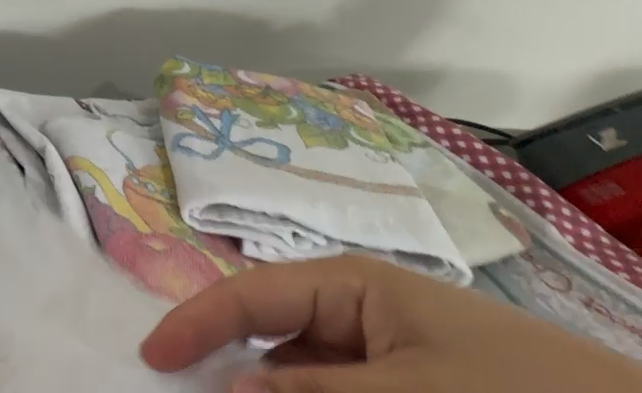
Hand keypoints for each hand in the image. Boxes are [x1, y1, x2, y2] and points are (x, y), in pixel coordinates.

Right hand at [141, 255, 641, 392]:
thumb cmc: (517, 390)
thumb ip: (316, 392)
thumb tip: (227, 390)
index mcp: (346, 284)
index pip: (246, 296)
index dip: (193, 324)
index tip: (150, 361)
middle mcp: (353, 308)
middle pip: (269, 335)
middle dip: (230, 367)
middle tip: (188, 390)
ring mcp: (383, 349)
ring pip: (303, 371)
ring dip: (272, 390)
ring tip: (232, 391)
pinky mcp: (408, 383)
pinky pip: (341, 387)